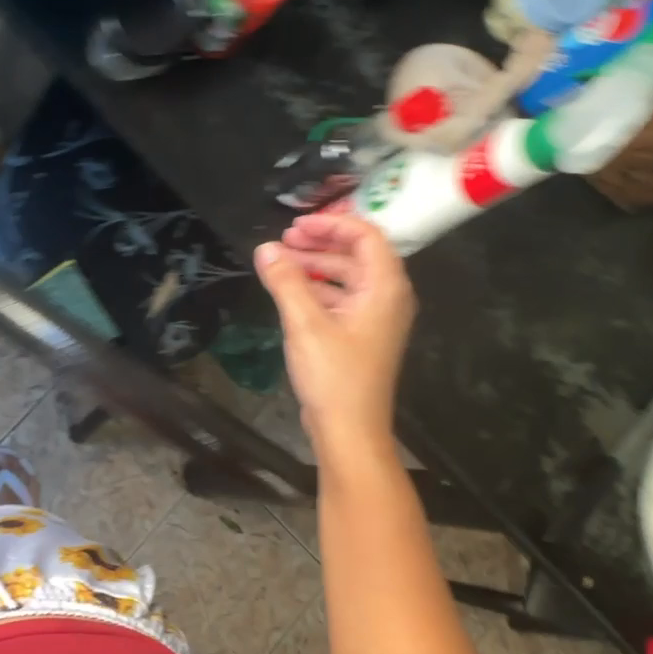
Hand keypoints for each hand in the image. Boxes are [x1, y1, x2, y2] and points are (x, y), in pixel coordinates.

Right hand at [253, 213, 415, 450]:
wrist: (349, 429)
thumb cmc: (334, 375)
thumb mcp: (305, 324)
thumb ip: (286, 282)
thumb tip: (266, 248)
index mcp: (384, 288)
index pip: (366, 236)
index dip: (332, 224)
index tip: (296, 226)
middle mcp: (386, 297)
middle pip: (357, 254)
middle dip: (320, 243)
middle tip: (283, 240)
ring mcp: (375, 318)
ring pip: (346, 278)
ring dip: (315, 266)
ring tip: (279, 264)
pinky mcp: (360, 336)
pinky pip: (341, 299)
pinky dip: (317, 289)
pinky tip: (289, 292)